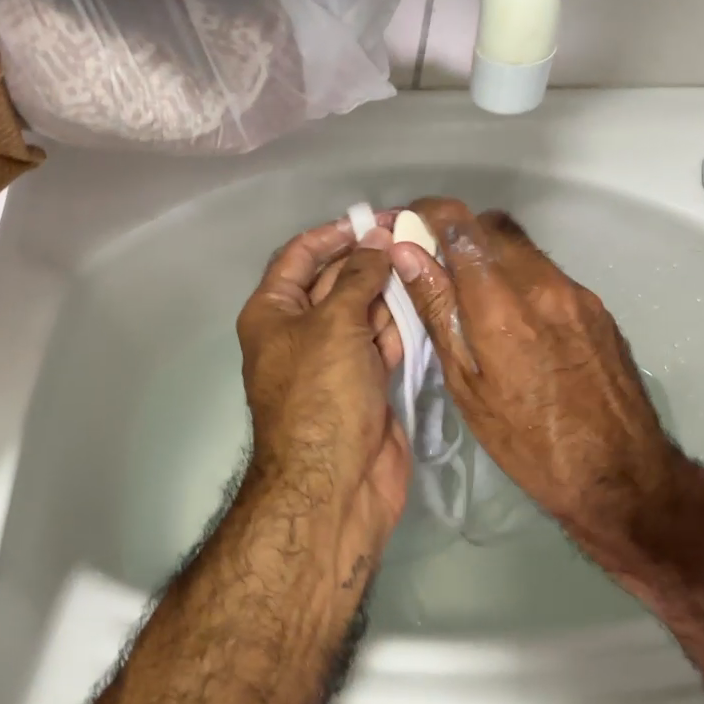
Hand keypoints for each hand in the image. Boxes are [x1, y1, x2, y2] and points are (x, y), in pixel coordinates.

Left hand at [236, 215, 411, 610]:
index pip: (300, 256)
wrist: (335, 484)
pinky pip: (383, 341)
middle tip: (415, 234)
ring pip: (364, 310)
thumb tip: (375, 241)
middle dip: (370, 258)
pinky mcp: (366, 383)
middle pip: (335, 280)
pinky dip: (403, 323)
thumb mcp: (335, 324)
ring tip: (430, 258)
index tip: (375, 219)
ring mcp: (334, 359)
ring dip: (392, 288)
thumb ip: (358, 278)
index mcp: (273, 312)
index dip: (334, 233)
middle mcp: (300, 331)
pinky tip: (430, 298)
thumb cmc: (322, 394)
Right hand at [387, 198, 684, 562]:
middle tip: (435, 266)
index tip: (407, 224)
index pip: (460, 225)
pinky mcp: (597, 308)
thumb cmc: (525, 442)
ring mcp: (577, 294)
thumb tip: (407, 255)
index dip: (428, 212)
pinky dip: (520, 280)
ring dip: (490, 256)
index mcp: (501, 304)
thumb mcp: (466, 383)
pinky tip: (514, 324)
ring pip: (523, 248)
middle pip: (493, 226)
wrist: (619, 475)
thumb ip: (438, 311)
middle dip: (458, 233)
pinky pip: (548, 275)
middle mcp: (543, 284)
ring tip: (472, 299)